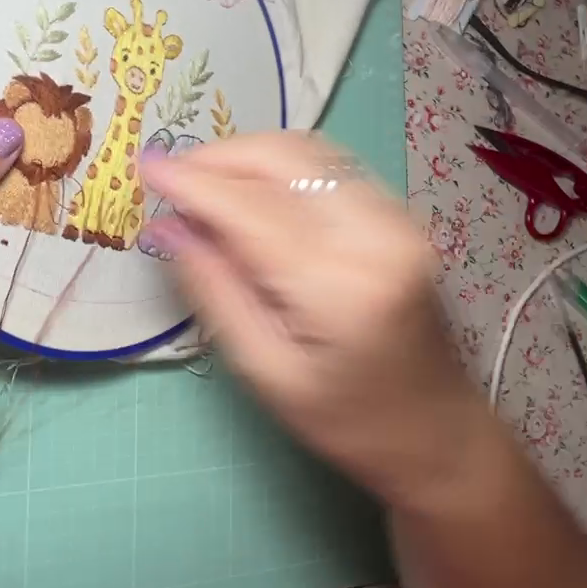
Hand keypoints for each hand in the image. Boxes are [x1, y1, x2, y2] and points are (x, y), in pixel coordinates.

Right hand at [139, 133, 493, 505]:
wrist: (441, 435)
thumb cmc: (347, 422)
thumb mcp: (266, 370)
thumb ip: (214, 290)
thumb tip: (166, 227)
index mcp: (339, 286)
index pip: (249, 208)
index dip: (192, 181)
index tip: (146, 165)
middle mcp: (376, 234)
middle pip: (283, 157)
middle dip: (219, 157)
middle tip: (174, 178)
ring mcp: (398, 219)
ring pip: (308, 152)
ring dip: (249, 156)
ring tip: (206, 185)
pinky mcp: (402, 217)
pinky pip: (331, 167)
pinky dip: (281, 167)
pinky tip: (253, 192)